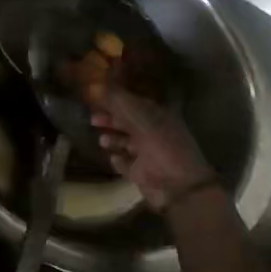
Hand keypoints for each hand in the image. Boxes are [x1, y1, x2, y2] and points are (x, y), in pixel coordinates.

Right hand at [89, 90, 214, 210]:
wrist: (178, 187)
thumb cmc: (162, 146)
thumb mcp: (142, 118)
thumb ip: (119, 101)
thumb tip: (96, 83)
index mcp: (159, 118)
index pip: (135, 104)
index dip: (117, 100)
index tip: (97, 98)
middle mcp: (153, 134)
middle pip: (127, 123)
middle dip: (110, 120)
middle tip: (92, 119)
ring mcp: (147, 154)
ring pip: (124, 142)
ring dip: (112, 139)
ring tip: (103, 141)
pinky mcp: (140, 172)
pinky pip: (124, 162)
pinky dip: (117, 159)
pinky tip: (113, 157)